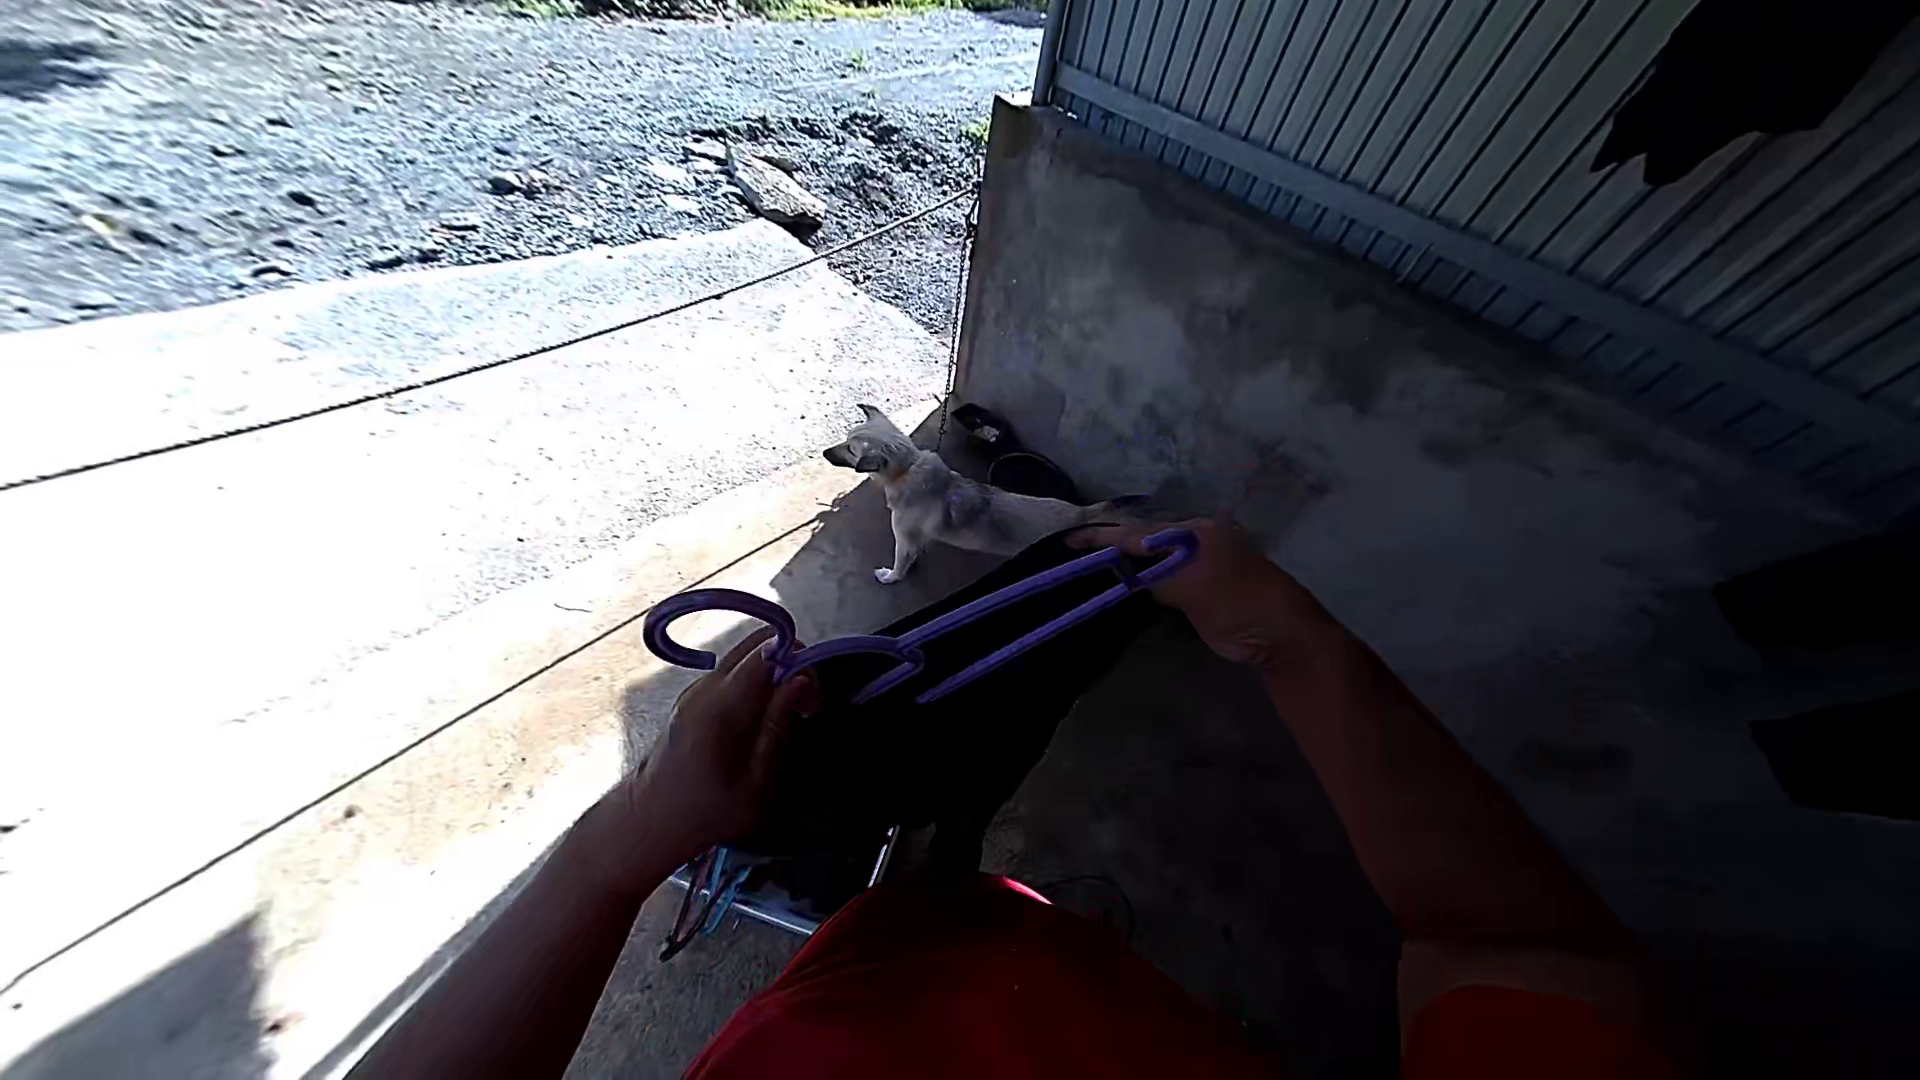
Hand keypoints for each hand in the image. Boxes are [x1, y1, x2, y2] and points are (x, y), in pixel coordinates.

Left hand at [613, 626, 816, 876]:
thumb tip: (801, 680)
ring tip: (787, 717)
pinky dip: (761, 682)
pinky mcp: (696, 695)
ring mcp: (697, 689)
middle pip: (757, 643)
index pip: (765, 653)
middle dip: (792, 661)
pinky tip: (765, 720)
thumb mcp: (755, 783)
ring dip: (777, 673)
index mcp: (718, 709)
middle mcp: (705, 689)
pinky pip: (737, 671)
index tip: (810, 700)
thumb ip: (777, 727)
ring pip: (749, 654)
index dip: (797, 662)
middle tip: (803, 705)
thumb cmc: (704, 814)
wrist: (645, 825)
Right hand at [1070, 517, 1338, 670]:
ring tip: (1085, 563)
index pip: (1140, 533)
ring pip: (1147, 561)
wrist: (1279, 636)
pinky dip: (1135, 581)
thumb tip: (1130, 579)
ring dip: (1119, 563)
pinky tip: (1116, 582)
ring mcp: (1192, 568)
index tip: (1072, 539)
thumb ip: (1159, 578)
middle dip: (1108, 543)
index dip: (1105, 537)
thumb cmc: (1241, 603)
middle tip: (1073, 548)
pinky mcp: (1191, 591)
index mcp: (1194, 532)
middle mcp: (1190, 543)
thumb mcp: (1196, 585)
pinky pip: (1156, 581)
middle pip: (1141, 540)